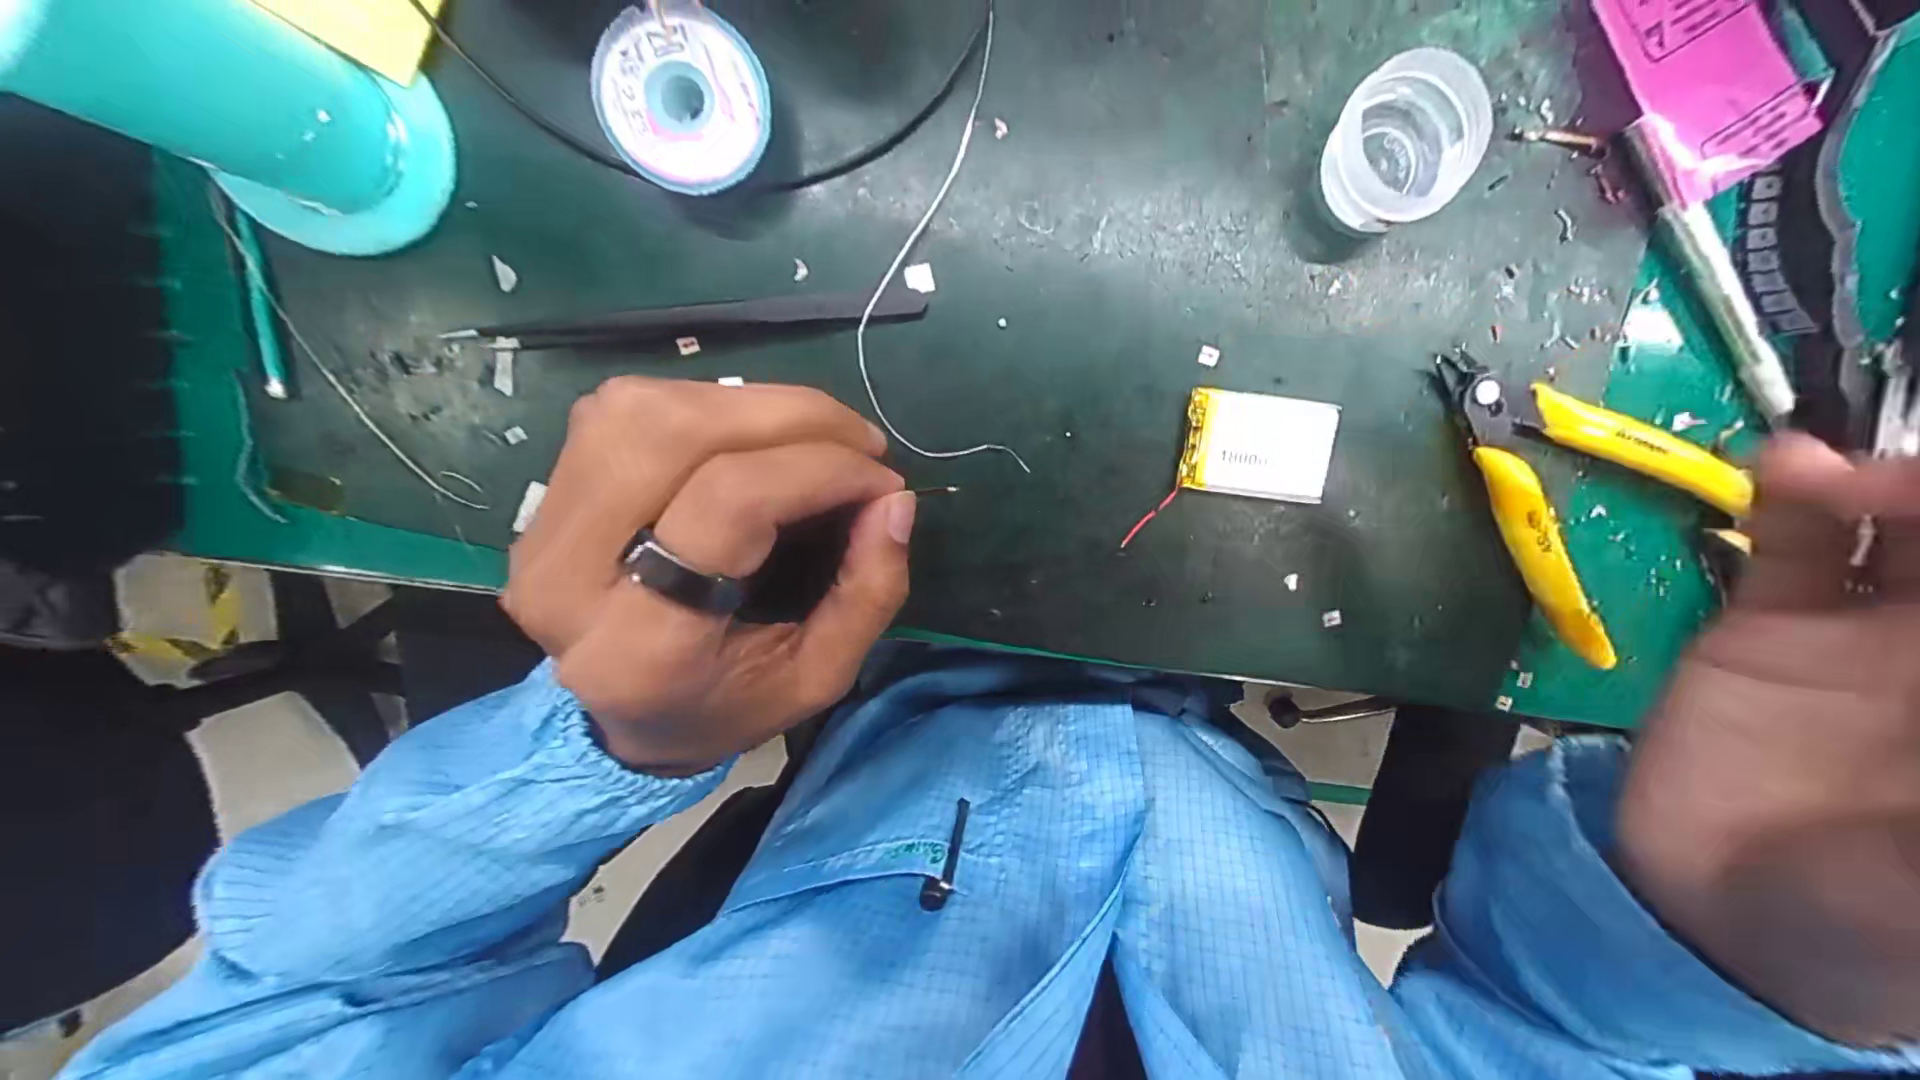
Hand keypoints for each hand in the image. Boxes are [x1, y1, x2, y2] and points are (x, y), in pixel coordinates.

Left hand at [502, 377, 913, 773]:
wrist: (625, 723)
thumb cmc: (728, 706)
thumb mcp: (820, 675)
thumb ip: (868, 592)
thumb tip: (895, 500)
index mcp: (641, 643)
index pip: (730, 501)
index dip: (819, 469)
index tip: (883, 481)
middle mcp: (567, 574)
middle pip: (673, 431)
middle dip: (788, 415)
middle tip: (858, 441)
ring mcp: (540, 527)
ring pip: (642, 407)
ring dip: (747, 404)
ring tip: (810, 436)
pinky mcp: (541, 498)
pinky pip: (625, 410)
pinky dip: (707, 406)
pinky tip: (750, 438)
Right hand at [1619, 433, 1919, 1044]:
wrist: (1713, 906)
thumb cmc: (1875, 923)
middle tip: (1913, 491)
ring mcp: (1874, 636)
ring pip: (1914, 529)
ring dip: (1896, 486)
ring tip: (1846, 477)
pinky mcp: (1770, 630)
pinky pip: (1791, 550)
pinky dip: (1793, 502)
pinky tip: (1784, 469)